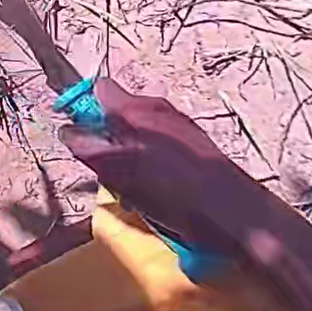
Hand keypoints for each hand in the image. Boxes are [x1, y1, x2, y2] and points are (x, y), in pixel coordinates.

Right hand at [58, 77, 291, 255]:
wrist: (244, 221)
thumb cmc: (177, 194)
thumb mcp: (120, 172)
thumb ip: (88, 147)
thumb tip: (67, 131)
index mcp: (137, 110)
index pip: (98, 89)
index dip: (81, 106)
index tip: (75, 131)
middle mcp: (158, 111)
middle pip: (115, 113)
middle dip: (104, 137)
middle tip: (104, 169)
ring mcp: (180, 128)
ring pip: (135, 133)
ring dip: (124, 155)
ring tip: (130, 188)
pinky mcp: (196, 147)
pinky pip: (156, 147)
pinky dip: (147, 164)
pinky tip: (155, 194)